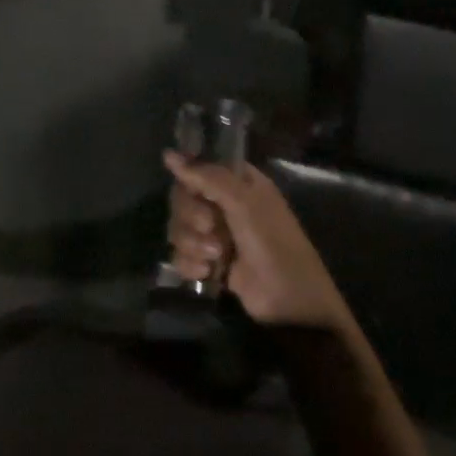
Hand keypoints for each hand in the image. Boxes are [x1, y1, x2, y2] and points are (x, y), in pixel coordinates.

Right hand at [164, 152, 353, 330]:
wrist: (288, 300)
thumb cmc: (273, 243)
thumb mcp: (244, 203)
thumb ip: (206, 177)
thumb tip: (168, 154)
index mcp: (239, 185)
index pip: (199, 170)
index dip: (191, 181)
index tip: (195, 193)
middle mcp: (225, 205)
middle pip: (182, 200)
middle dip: (191, 217)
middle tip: (210, 228)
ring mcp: (215, 236)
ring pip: (179, 228)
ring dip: (192, 243)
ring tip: (215, 257)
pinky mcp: (208, 263)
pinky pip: (180, 255)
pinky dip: (190, 264)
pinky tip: (206, 272)